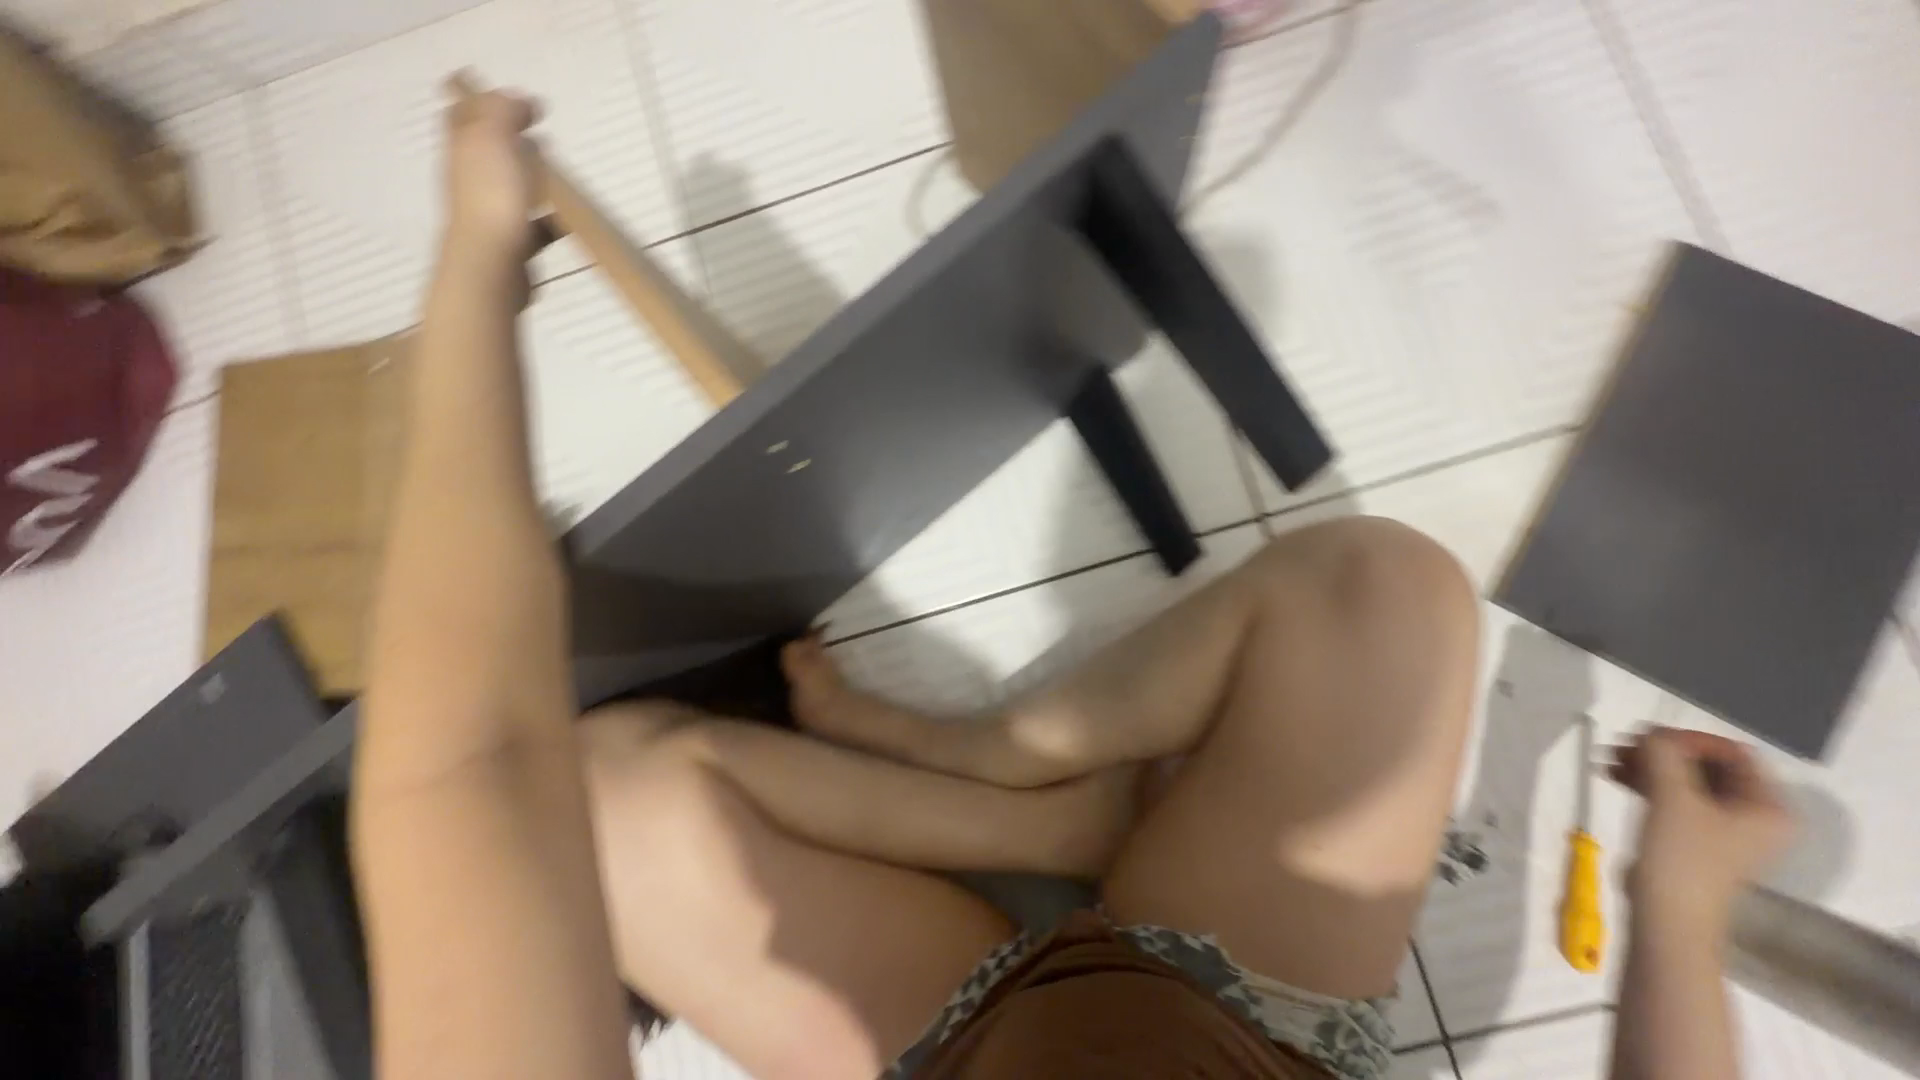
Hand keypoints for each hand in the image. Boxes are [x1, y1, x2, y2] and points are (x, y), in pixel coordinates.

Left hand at [442, 86, 541, 252]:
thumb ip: (502, 113)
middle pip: (484, 151)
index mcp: (463, 151)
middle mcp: (470, 180)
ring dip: (527, 177)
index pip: (462, 115)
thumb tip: (516, 98)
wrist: (490, 264)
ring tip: (554, 172)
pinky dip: (547, 221)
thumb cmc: (492, 199)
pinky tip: (566, 222)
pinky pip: (532, 226)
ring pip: (507, 188)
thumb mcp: (493, 140)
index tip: (515, 100)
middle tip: (534, 130)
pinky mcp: (511, 244)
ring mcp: (489, 214)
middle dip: (506, 139)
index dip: (482, 101)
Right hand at [1609, 727, 1792, 930]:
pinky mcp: (1697, 838)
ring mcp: (1726, 828)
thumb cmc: (1682, 856)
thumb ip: (1664, 755)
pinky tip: (1615, 776)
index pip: (1733, 753)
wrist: (1668, 915)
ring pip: (1686, 780)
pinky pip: (1676, 798)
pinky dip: (1648, 783)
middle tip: (1621, 747)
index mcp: (1769, 806)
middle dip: (1662, 752)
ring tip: (1609, 760)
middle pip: (1707, 765)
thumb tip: (1653, 733)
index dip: (1688, 740)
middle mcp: (1755, 815)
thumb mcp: (1673, 797)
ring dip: (1649, 765)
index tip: (1646, 741)